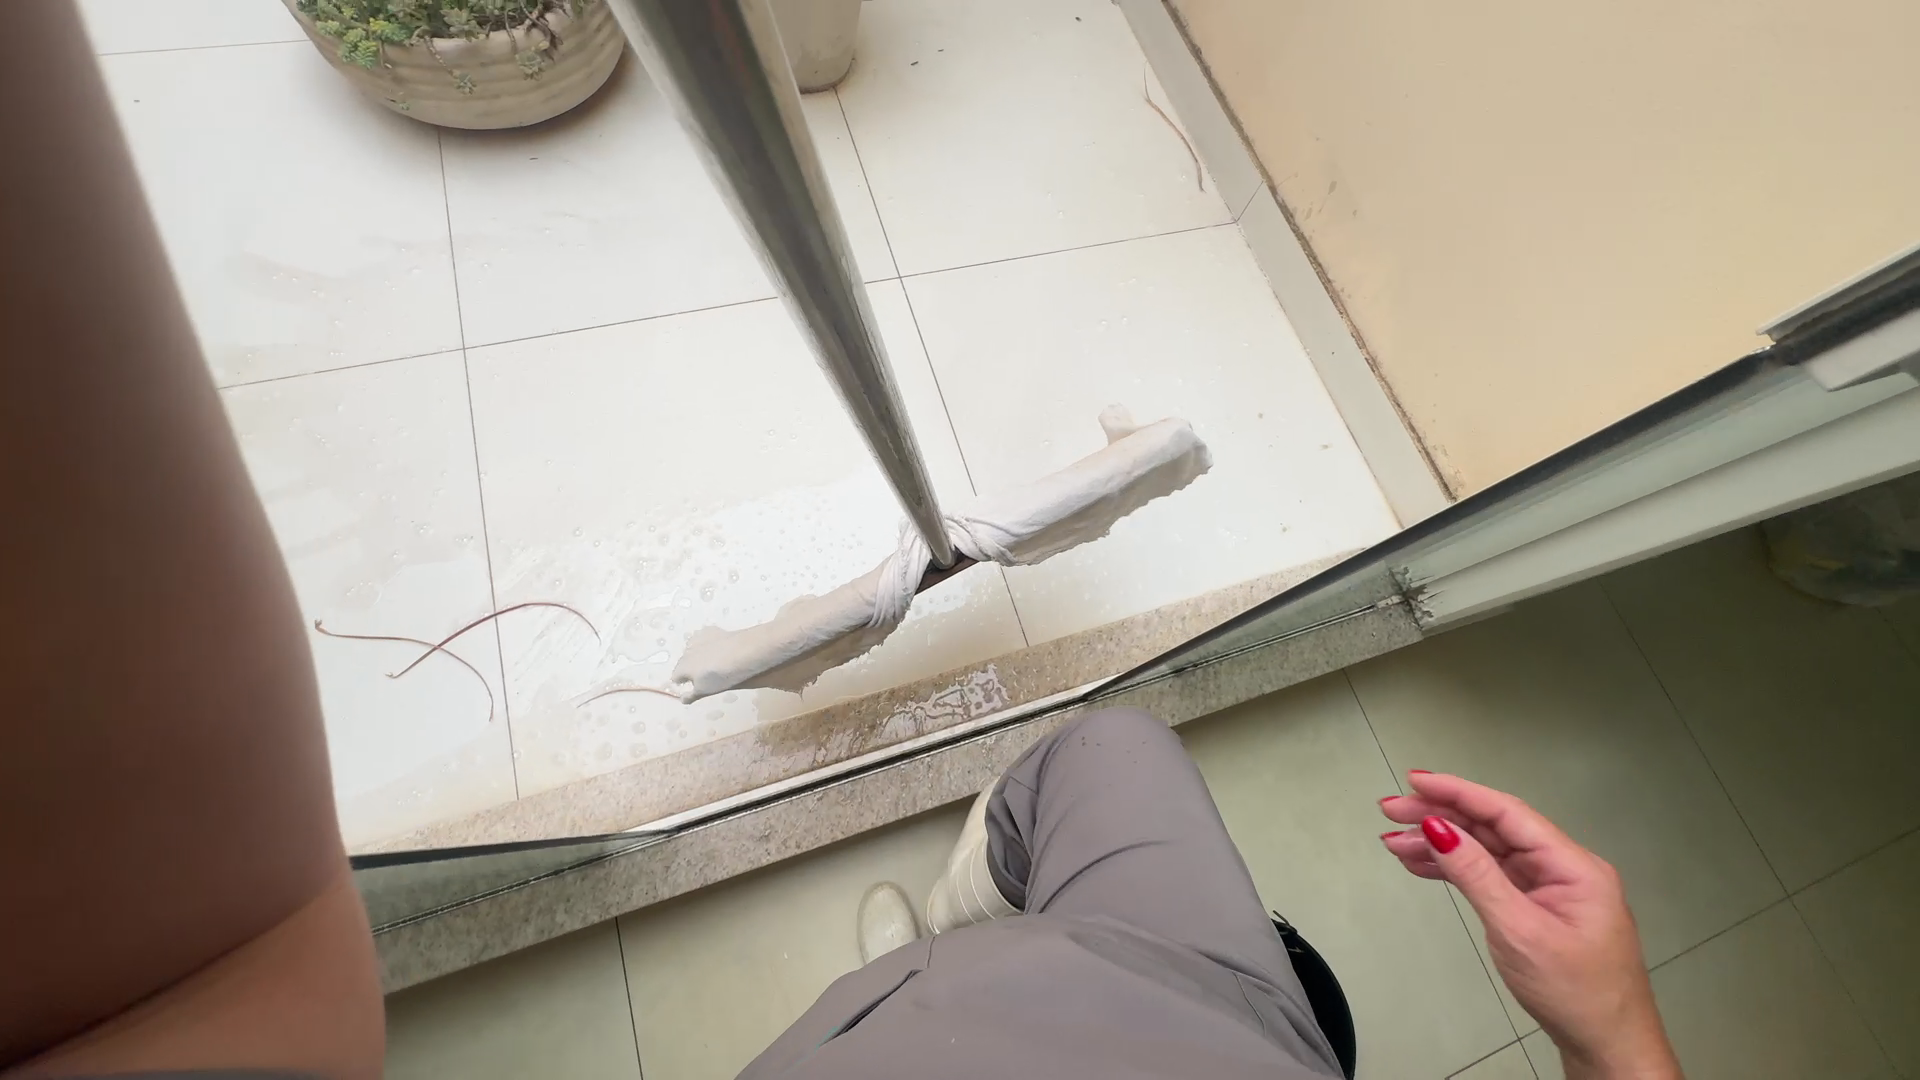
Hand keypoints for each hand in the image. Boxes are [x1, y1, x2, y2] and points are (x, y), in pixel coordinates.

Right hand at [1379, 772, 1680, 1079]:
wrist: (1608, 1051)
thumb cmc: (1572, 991)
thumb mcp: (1518, 930)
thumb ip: (1475, 873)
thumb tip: (1434, 826)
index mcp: (1572, 866)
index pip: (1506, 812)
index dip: (1457, 792)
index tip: (1413, 780)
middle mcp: (1560, 866)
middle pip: (1490, 826)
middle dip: (1438, 815)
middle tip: (1389, 810)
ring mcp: (1546, 885)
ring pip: (1483, 847)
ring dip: (1437, 841)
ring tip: (1392, 841)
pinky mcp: (1531, 902)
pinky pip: (1485, 871)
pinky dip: (1450, 866)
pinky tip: (1416, 863)